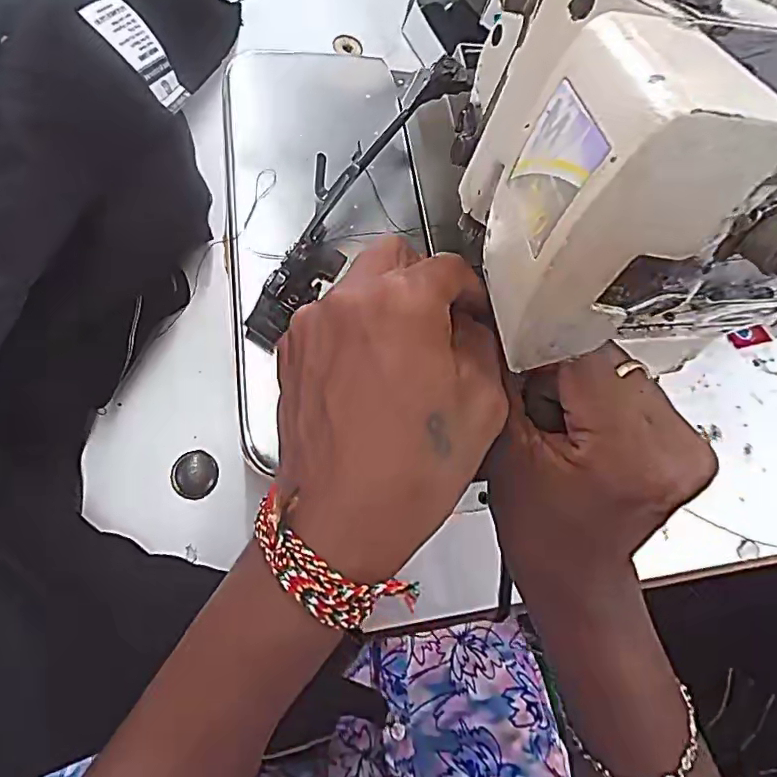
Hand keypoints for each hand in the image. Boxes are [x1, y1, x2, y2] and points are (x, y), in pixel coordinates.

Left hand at [275, 237, 507, 581]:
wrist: (341, 519)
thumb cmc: (405, 473)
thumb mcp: (483, 403)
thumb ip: (484, 343)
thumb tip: (471, 326)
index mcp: (401, 303)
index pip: (448, 265)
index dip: (471, 289)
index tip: (475, 310)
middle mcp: (349, 302)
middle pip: (394, 257)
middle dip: (423, 281)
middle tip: (441, 321)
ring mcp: (313, 325)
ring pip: (359, 286)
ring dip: (386, 304)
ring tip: (405, 356)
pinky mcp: (292, 352)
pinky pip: (331, 319)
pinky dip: (355, 330)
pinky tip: (373, 374)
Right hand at [486, 344, 717, 595]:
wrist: (579, 574)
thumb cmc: (545, 537)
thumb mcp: (510, 455)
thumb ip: (510, 384)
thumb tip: (506, 329)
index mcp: (630, 453)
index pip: (585, 355)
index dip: (541, 353)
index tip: (517, 360)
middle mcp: (674, 446)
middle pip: (607, 360)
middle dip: (565, 376)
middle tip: (546, 419)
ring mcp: (690, 446)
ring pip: (623, 371)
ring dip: (589, 388)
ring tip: (572, 434)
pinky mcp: (692, 444)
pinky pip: (639, 392)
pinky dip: (610, 403)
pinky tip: (594, 436)